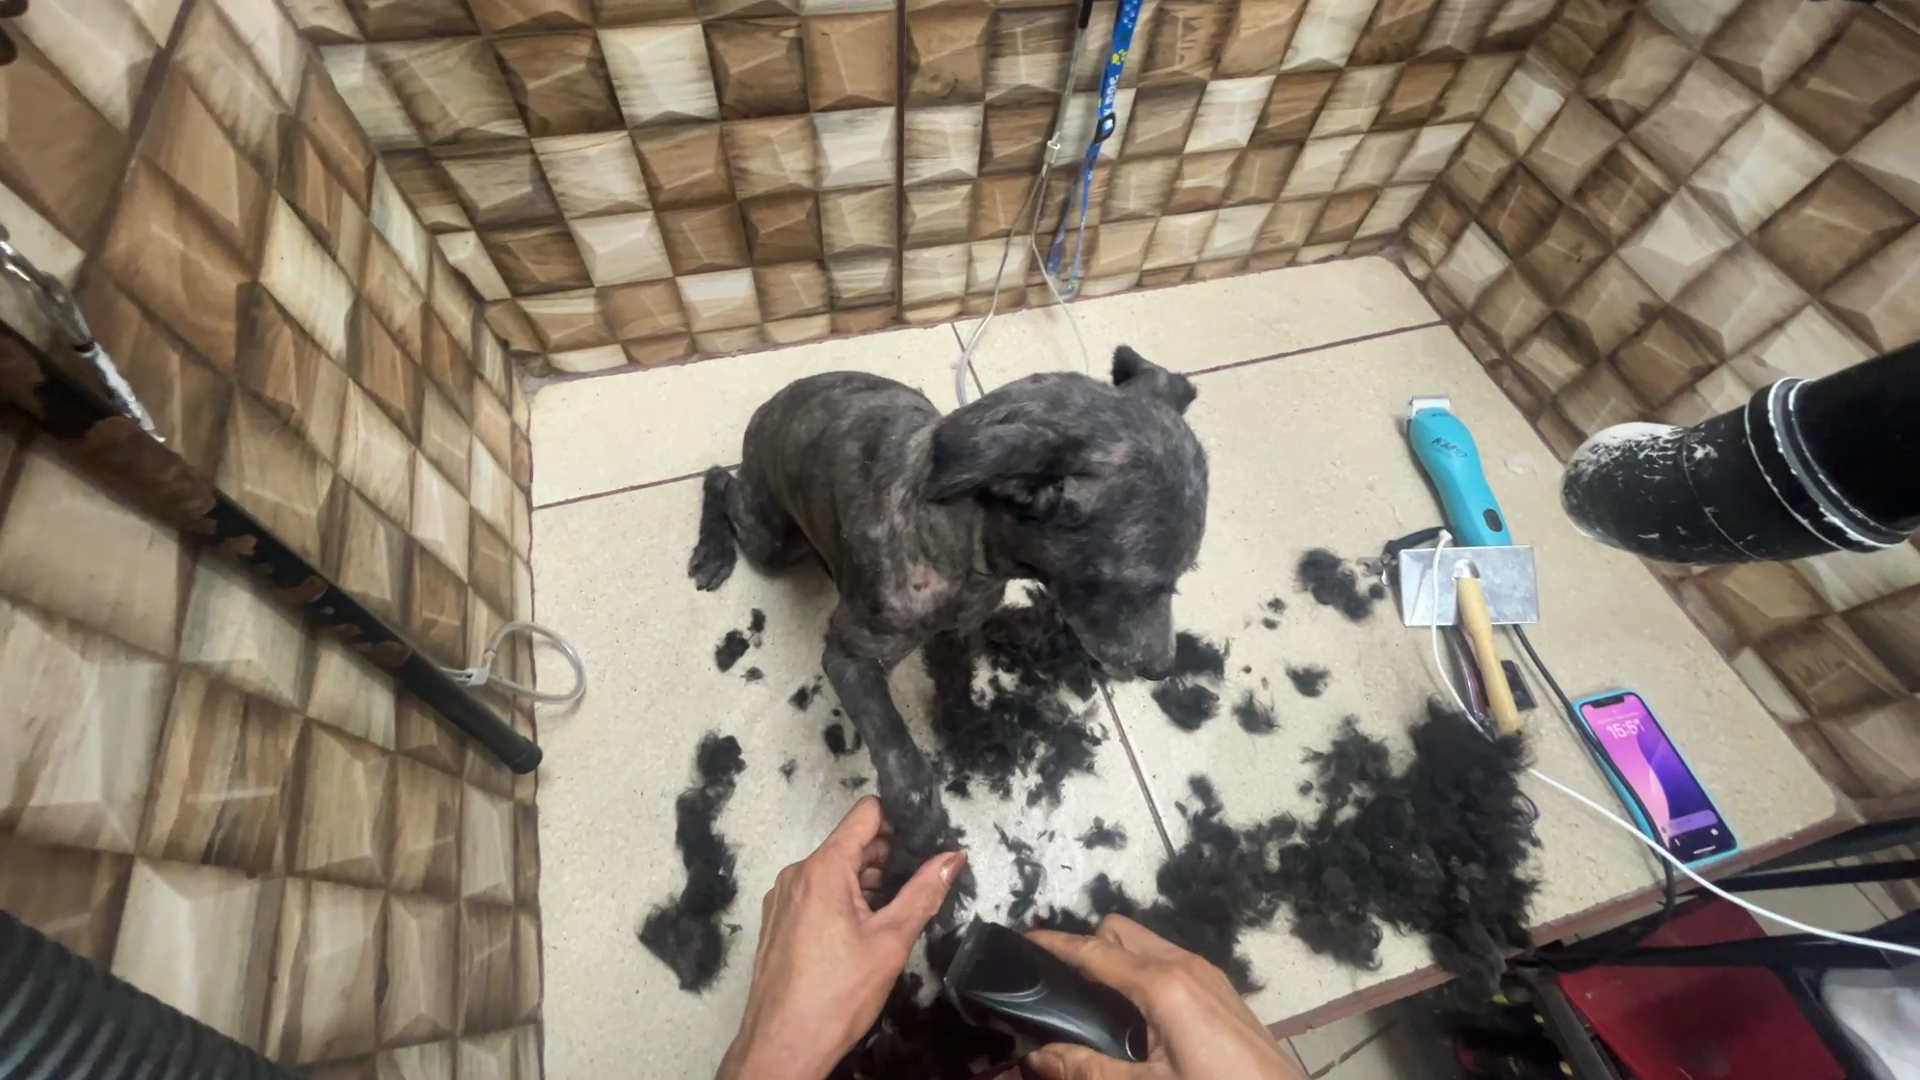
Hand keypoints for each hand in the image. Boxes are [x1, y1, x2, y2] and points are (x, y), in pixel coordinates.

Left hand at [717, 795, 965, 1079]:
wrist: (782, 1050)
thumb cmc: (839, 993)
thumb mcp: (891, 940)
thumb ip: (925, 891)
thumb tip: (955, 855)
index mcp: (824, 867)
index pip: (866, 812)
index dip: (898, 819)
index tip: (923, 839)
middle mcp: (798, 872)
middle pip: (851, 841)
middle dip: (886, 856)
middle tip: (917, 881)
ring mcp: (784, 895)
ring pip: (835, 868)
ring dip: (866, 880)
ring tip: (893, 911)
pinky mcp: (778, 918)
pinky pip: (817, 890)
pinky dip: (843, 898)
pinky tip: (861, 930)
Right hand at [1023, 916, 1304, 1079]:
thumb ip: (1090, 1069)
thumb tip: (1037, 1055)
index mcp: (1162, 984)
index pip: (1094, 950)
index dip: (1055, 944)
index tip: (1023, 941)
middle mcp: (1183, 963)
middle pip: (1118, 930)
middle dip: (1088, 947)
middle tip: (1065, 987)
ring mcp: (1206, 971)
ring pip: (1144, 941)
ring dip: (1115, 958)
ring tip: (1095, 1002)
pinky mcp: (1220, 986)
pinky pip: (1166, 958)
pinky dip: (1140, 970)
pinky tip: (1138, 1015)